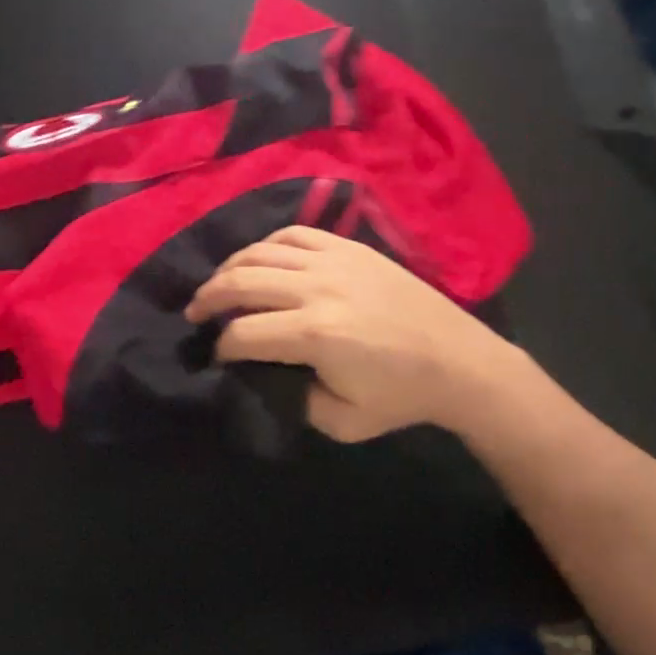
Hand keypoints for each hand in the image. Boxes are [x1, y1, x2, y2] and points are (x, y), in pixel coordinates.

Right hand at [184, 226, 547, 442]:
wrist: (461, 362)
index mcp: (316, 334)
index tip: (217, 357)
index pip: (244, 333)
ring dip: (230, 268)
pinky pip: (295, 233)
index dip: (221, 347)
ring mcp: (335, 261)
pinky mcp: (351, 247)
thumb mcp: (341, 421)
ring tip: (218, 285)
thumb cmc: (400, 397)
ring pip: (262, 251)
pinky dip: (267, 243)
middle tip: (194, 312)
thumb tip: (266, 374)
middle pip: (242, 281)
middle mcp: (318, 288)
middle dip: (208, 298)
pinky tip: (259, 259)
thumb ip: (294, 399)